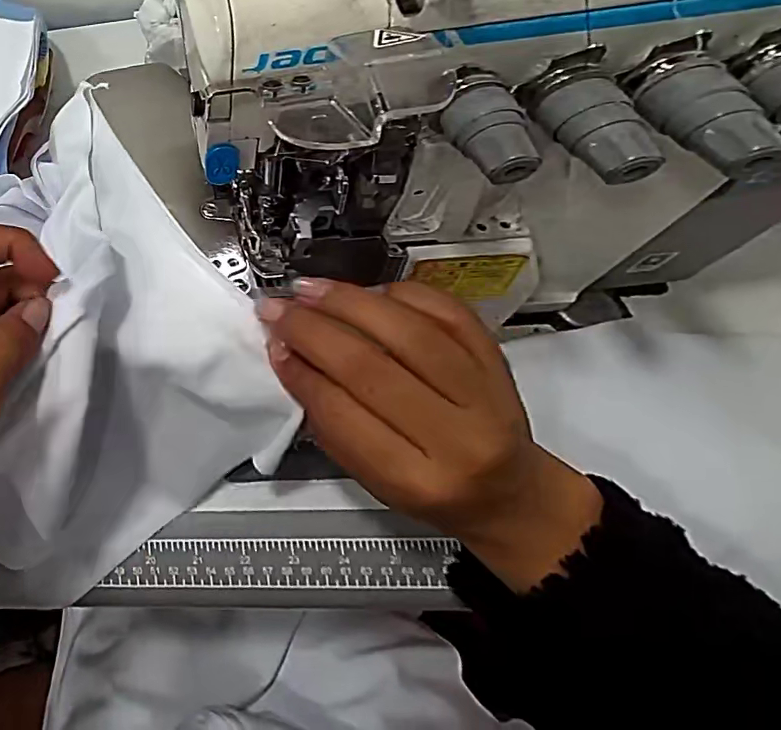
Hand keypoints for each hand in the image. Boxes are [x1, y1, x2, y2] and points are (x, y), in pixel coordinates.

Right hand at [258, 279, 602, 591]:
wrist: (507, 491)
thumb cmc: (429, 487)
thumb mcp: (371, 474)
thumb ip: (329, 419)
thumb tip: (290, 355)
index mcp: (417, 479)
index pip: (344, 415)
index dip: (300, 373)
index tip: (273, 344)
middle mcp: (458, 438)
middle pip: (371, 367)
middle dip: (312, 330)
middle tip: (278, 308)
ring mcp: (484, 393)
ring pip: (407, 330)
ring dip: (348, 302)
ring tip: (310, 290)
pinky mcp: (496, 358)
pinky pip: (445, 310)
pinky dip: (399, 292)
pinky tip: (366, 291)